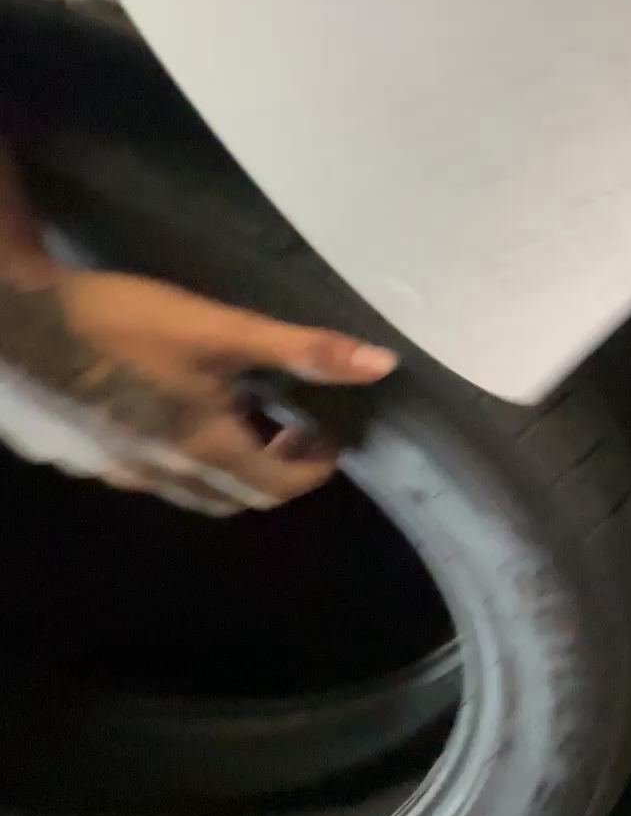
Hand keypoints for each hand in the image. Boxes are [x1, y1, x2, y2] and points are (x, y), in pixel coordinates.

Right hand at [0, 270, 396, 514]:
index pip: (280, 487)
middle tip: (296, 432)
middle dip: (278, 470)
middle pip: (237, 495)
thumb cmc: (115, 321)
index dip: (317, 468)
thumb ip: (306, 351)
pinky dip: (178, 454)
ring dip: (229, 463)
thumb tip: (384, 364)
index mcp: (199, 449)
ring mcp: (99, 467)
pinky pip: (140, 470)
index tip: (333, 439)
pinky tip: (172, 408)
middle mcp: (150, 472)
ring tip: (245, 416)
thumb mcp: (223, 329)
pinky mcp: (60, 450)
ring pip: (187, 487)